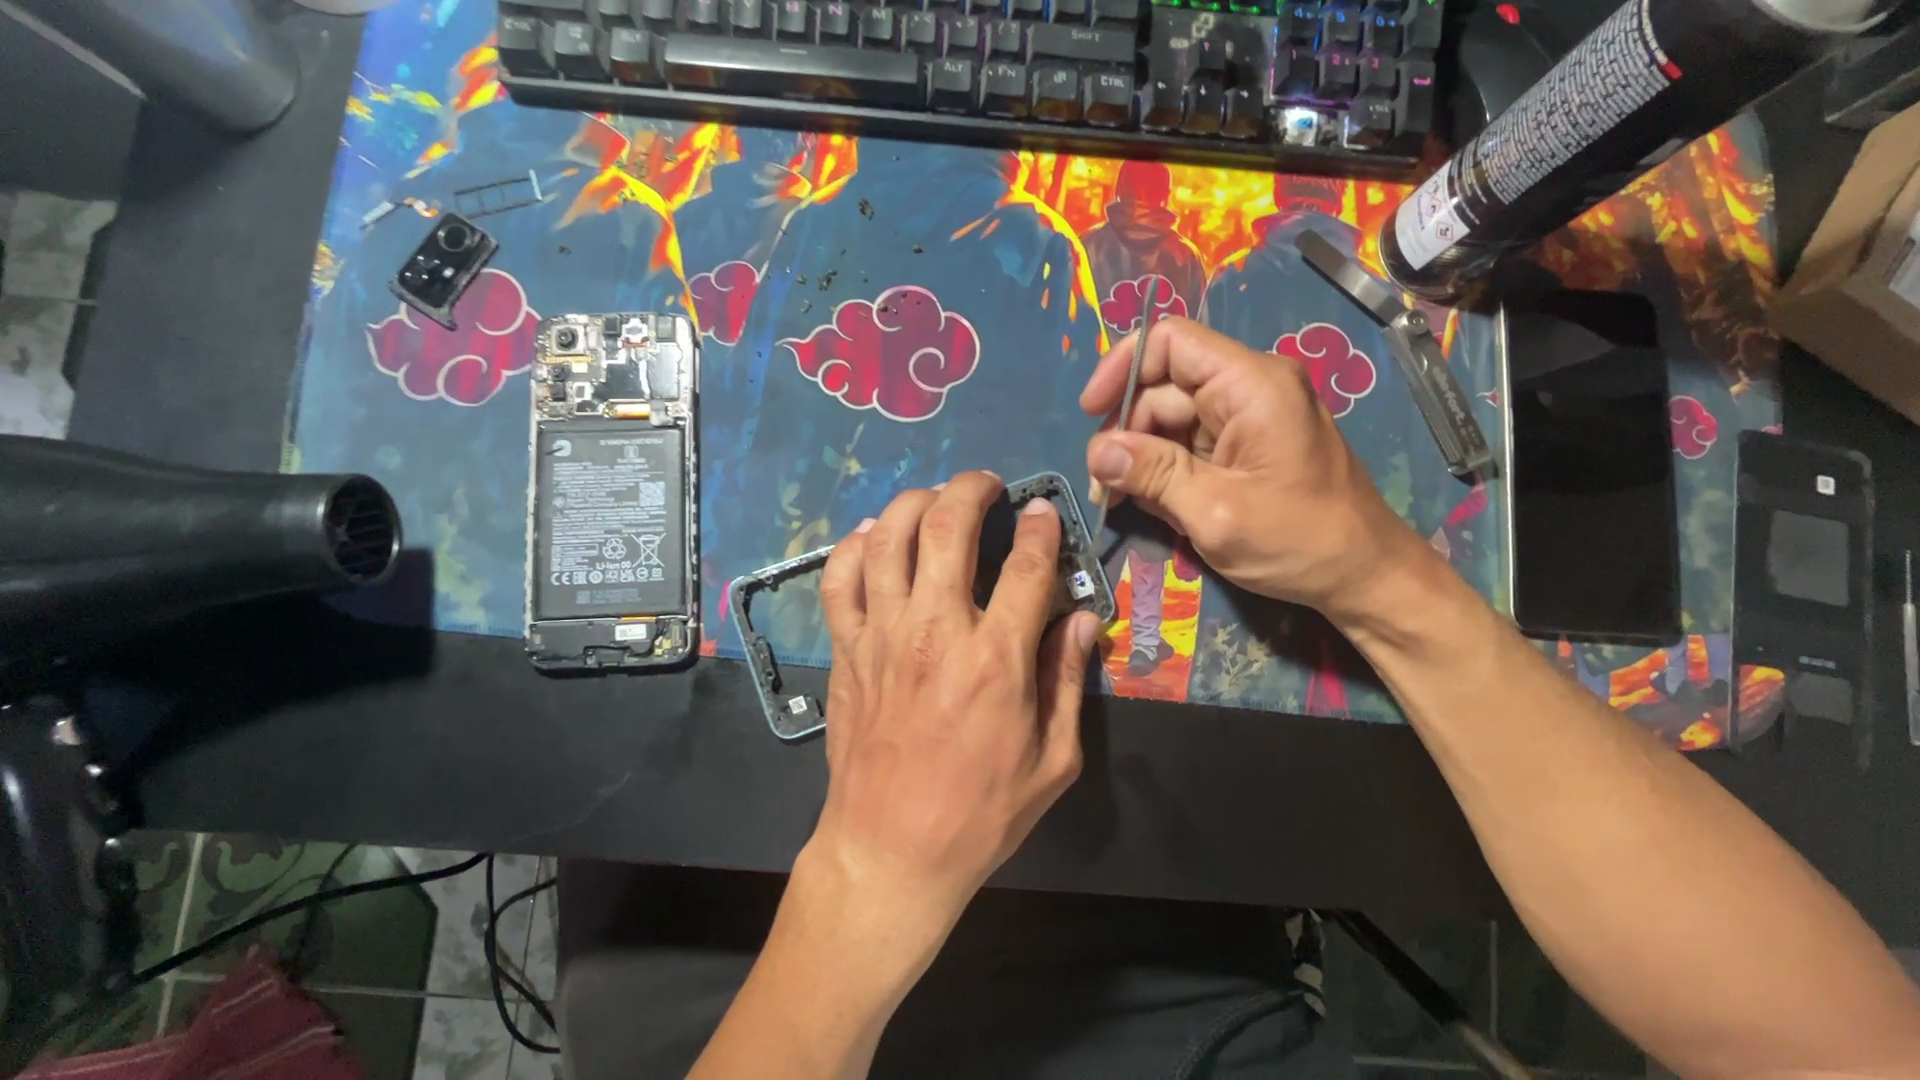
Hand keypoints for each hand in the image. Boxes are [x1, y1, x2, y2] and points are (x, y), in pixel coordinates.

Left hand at [807, 471, 1100, 924]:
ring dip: (913, 504)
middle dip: (970, 489)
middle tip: (986, 484)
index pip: (1026, 567)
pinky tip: (874, 537)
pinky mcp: (846, 652)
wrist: (891, 850)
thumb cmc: (981, 814)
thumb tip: (1083, 621)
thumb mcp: (1054, 761)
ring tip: (934, 499)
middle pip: (947, 528)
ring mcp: (882, 637)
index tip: (1044, 511)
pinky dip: (853, 546)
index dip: (1041, 528)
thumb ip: (1069, 682)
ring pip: (888, 540)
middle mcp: (936, 632)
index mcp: (996, 660)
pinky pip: (838, 580)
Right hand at [1081, 317, 1429, 625]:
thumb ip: (1152, 475)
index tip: (1091, 414)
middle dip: (1127, 431)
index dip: (1123, 368)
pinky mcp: (1247, 444)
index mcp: (1251, 385)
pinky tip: (1156, 504)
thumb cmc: (1297, 541)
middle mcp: (1250, 387)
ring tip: (1123, 500)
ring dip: (1142, 457)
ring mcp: (1249, 416)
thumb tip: (1096, 453)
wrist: (1363, 575)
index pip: (1171, 343)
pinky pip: (1190, 443)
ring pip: (1171, 418)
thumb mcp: (1214, 512)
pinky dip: (1166, 470)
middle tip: (1104, 485)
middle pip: (1164, 387)